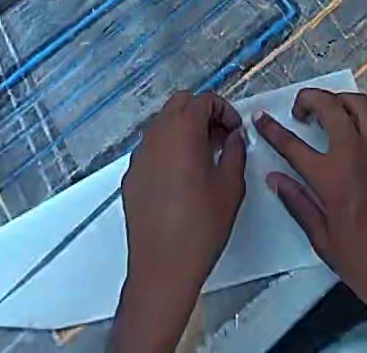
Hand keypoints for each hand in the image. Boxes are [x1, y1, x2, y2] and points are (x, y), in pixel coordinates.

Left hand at [112, 91, 247, 352]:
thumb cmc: (200, 227)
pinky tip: (182, 177)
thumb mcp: (230, 187)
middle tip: (221, 138)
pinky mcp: (131, 172)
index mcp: (183, 130)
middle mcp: (157, 134)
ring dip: (185, 129)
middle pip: (180, 103)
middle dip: (203, 113)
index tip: (235, 130)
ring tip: (204, 158)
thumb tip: (234, 137)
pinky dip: (168, 149)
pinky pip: (152, 147)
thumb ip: (235, 152)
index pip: (204, 99)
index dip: (224, 110)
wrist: (162, 267)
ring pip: (164, 123)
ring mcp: (140, 152)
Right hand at [258, 90, 366, 351]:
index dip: (272, 128)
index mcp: (332, 178)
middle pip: (328, 105)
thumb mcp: (326, 244)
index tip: (260, 118)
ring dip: (338, 100)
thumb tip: (275, 179)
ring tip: (329, 111)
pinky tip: (361, 128)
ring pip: (358, 103)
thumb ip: (298, 204)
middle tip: (299, 111)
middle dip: (307, 99)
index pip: (292, 144)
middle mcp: (356, 153)